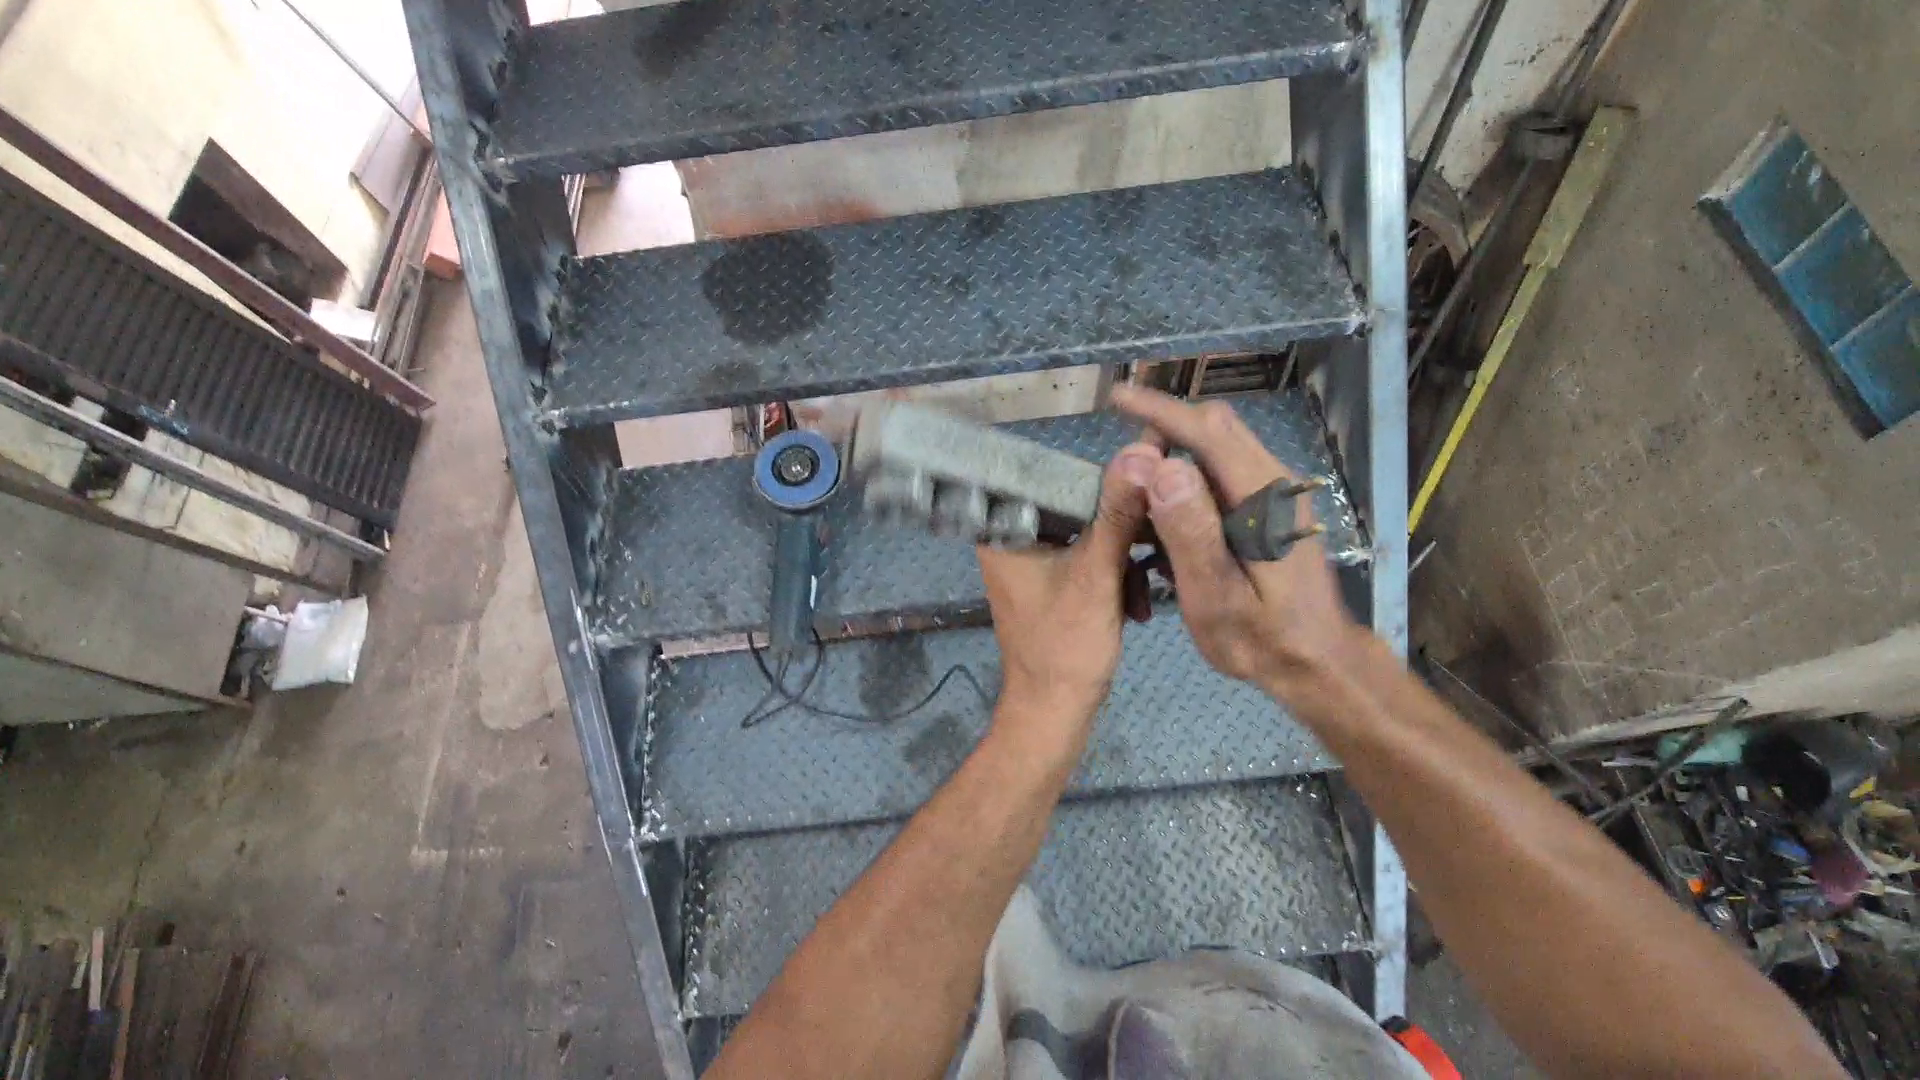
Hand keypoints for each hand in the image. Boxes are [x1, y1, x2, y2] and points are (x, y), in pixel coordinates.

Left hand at [977, 443, 1158, 731]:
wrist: (1056, 712)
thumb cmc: (1066, 645)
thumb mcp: (1097, 575)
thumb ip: (1117, 514)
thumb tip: (1140, 452)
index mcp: (1002, 531)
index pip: (1046, 475)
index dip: (1094, 473)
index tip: (1141, 468)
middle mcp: (1011, 539)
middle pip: (1072, 504)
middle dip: (1118, 526)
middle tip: (1153, 536)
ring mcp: (1033, 562)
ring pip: (1087, 532)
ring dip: (1122, 558)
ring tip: (1142, 589)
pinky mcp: (1053, 582)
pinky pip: (1088, 558)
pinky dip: (1114, 577)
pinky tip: (1136, 605)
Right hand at [1109, 386, 1363, 700]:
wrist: (1316, 665)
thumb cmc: (1262, 639)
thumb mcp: (1216, 595)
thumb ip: (1191, 532)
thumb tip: (1161, 467)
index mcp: (1264, 498)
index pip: (1208, 433)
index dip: (1160, 411)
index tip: (1117, 399)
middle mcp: (1275, 483)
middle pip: (1216, 428)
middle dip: (1165, 429)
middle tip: (1123, 465)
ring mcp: (1275, 494)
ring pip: (1220, 446)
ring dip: (1176, 452)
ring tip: (1137, 489)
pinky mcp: (1269, 508)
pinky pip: (1224, 470)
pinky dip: (1188, 475)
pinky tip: (1166, 511)